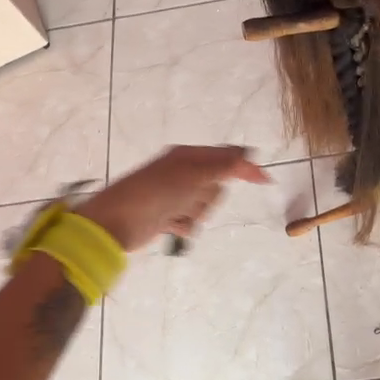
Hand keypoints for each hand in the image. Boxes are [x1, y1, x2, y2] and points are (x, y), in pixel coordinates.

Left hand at [74, 146, 270, 251]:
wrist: (114, 222)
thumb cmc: (152, 193)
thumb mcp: (191, 176)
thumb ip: (222, 167)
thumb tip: (247, 153)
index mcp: (187, 157)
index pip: (224, 158)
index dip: (245, 167)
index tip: (265, 180)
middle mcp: (182, 173)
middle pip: (217, 185)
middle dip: (209, 196)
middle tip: (191, 198)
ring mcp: (174, 195)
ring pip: (205, 204)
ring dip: (196, 212)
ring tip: (176, 214)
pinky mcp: (168, 215)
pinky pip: (190, 220)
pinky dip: (183, 224)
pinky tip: (169, 226)